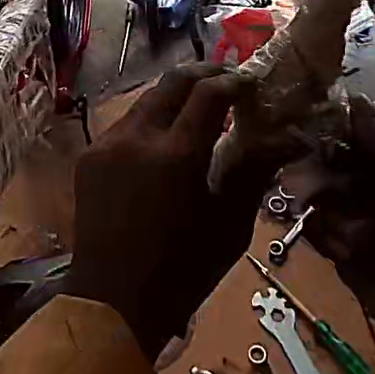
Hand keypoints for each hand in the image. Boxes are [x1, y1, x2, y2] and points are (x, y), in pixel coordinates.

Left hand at [64, 65, 288, 359]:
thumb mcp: (229, 224)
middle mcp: (136, 138)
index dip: (233, 81)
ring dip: (174, 96)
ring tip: (198, 107)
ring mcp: (106, 144)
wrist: (112, 299)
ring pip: (145, 100)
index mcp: (176, 155)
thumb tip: (285, 138)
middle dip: (203, 75)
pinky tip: (164, 139)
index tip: (252, 82)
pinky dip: (150, 120)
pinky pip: (125, 124)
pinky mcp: (89, 155)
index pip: (208, 94)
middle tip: (228, 80)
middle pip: (172, 82)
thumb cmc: (182, 269)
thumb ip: (253, 172)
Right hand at [303, 97, 374, 373]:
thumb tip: (356, 101)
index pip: (364, 133)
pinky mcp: (351, 258)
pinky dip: (329, 241)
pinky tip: (347, 254)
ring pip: (323, 199)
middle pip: (333, 163)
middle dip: (320, 175)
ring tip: (353, 242)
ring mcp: (367, 224)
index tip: (307, 127)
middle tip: (304, 188)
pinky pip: (322, 235)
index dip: (334, 127)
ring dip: (330, 216)